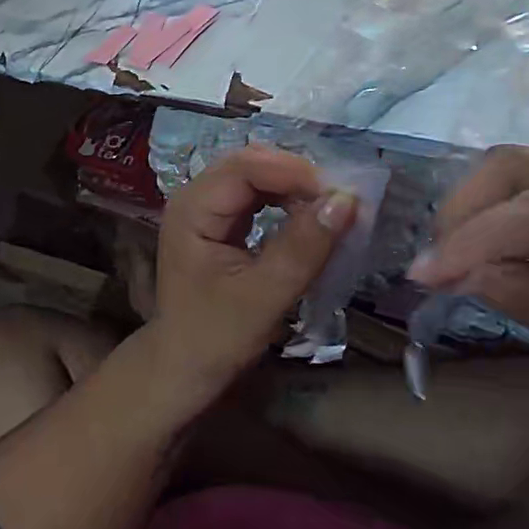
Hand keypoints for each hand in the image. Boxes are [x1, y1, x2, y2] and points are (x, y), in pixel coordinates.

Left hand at [152, 146, 355, 399]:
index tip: (340, 195)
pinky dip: (282, 200)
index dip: (293, 172)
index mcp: (192, 209)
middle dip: (295, 175)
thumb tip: (344, 201)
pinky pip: (252, 196)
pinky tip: (306, 216)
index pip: (245, 168)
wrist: (184, 363)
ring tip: (329, 209)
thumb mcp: (265, 295)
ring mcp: (202, 208)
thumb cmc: (218, 334)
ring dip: (291, 186)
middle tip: (340, 200)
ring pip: (252, 176)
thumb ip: (302, 247)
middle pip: (247, 164)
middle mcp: (192, 198)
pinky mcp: (215, 222)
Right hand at [411, 146, 528, 528]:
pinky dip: (492, 215)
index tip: (422, 280)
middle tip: (435, 268)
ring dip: (474, 206)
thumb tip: (470, 271)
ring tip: (452, 261)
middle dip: (466, 208)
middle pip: (528, 166)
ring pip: (525, 170)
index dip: (477, 237)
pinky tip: (485, 257)